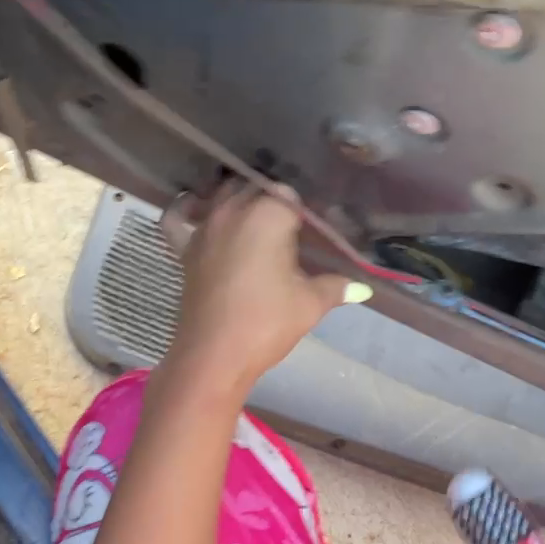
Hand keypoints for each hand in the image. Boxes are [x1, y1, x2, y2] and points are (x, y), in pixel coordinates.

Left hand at [163, 180, 359, 390]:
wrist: (213, 355)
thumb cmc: (266, 324)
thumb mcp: (309, 305)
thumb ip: (335, 287)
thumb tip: (361, 288)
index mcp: (268, 214)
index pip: (291, 195)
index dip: (305, 212)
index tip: (315, 232)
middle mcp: (233, 209)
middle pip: (256, 188)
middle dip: (274, 203)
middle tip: (292, 231)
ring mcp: (205, 225)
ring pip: (222, 194)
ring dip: (239, 200)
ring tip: (257, 223)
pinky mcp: (185, 246)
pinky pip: (182, 214)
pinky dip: (191, 209)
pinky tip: (203, 214)